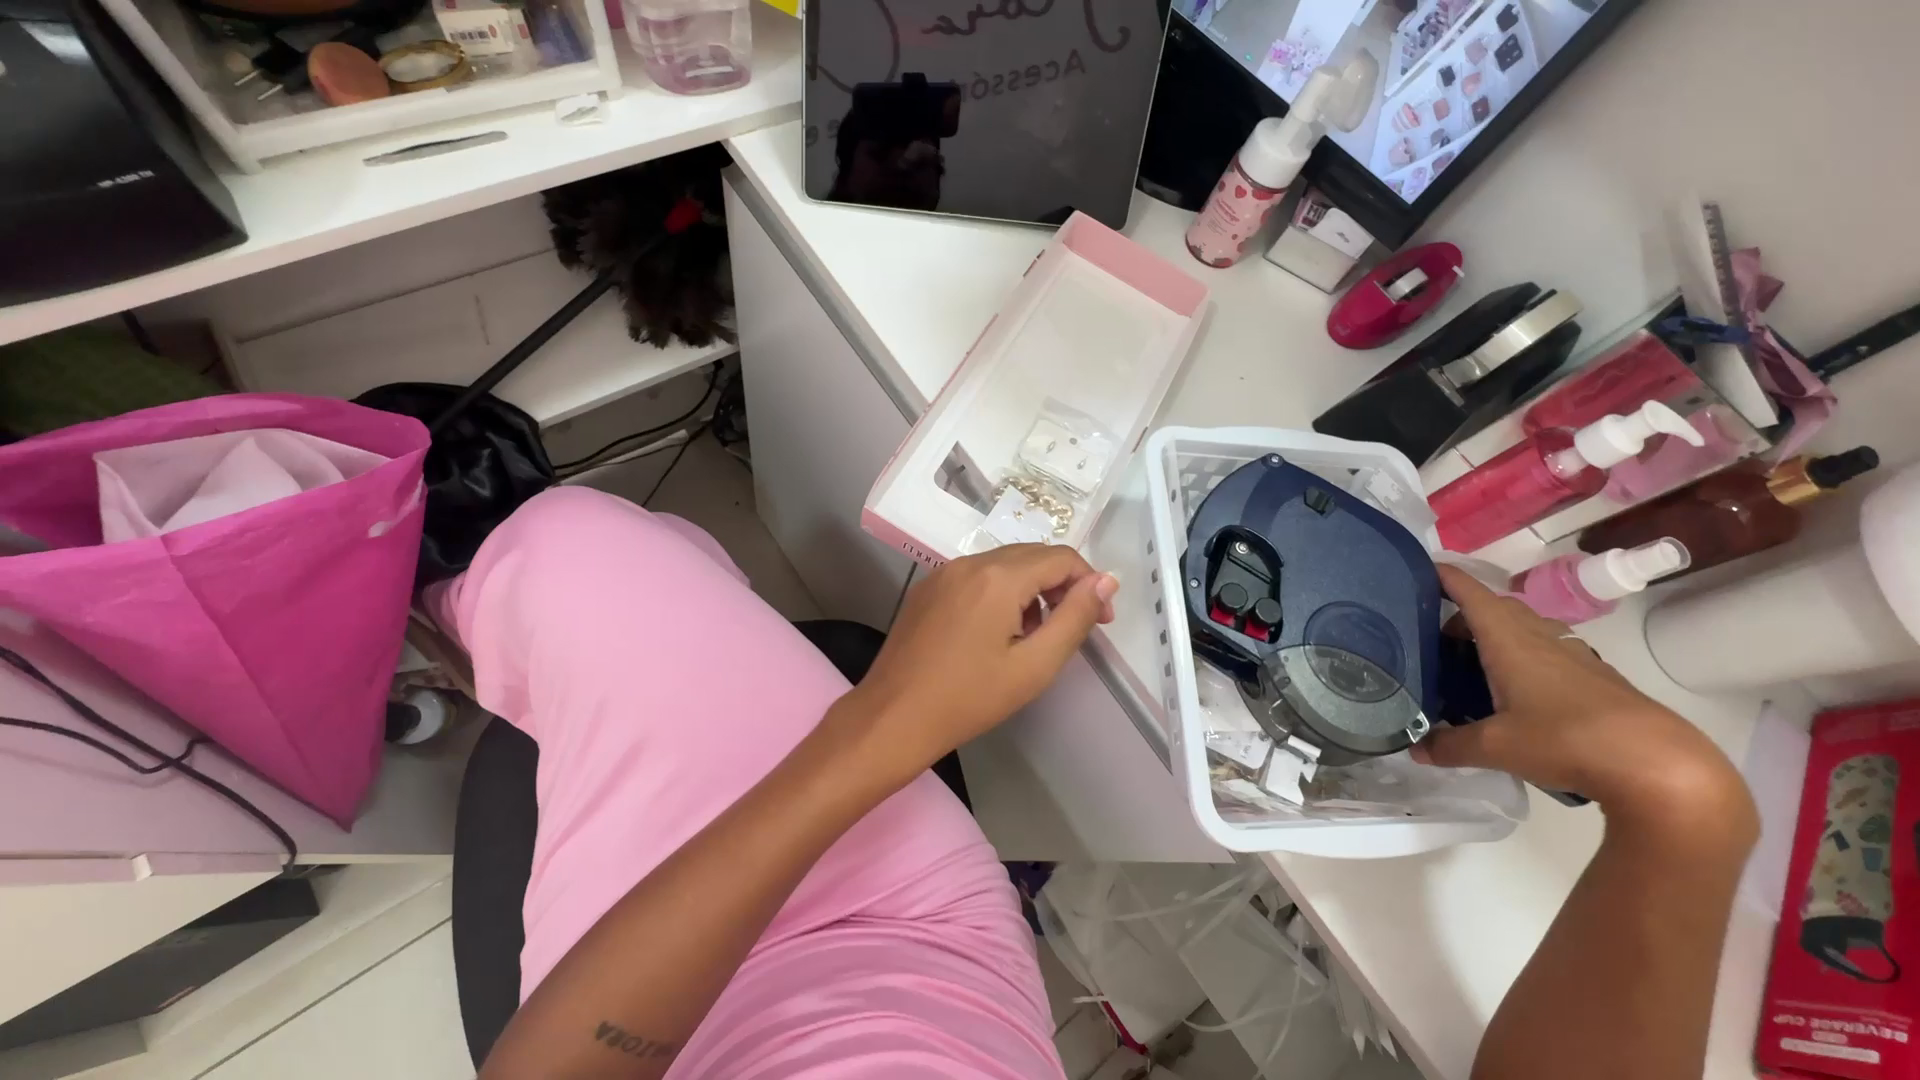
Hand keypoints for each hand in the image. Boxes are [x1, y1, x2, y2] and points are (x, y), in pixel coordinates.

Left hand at [831, 545, 1117, 785]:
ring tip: (1035, 637)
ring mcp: (943, 573)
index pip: (1061, 558)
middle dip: (1062, 585)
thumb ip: (1074, 618)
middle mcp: (969, 562)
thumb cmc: (969, 698)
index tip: (1100, 621)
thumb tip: (1105, 581)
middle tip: (1073, 628)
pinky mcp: (928, 589)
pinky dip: (1001, 594)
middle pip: (1032, 556)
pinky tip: (998, 634)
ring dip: (1032, 590)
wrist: (893, 717)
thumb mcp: (1034, 665)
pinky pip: (977, 578)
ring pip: (1004, 565)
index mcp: (998, 577)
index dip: (1089, 584)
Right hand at [1415, 565, 1754, 835]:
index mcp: (1509, 640)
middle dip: (1465, 613)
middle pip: (1497, 608)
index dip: (1445, 577)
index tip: (1420, 569)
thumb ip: (1449, 746)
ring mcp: (1573, 656)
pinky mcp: (1596, 679)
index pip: (1471, 594)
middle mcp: (1540, 638)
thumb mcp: (1496, 748)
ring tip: (1473, 665)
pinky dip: (1524, 658)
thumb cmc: (1566, 740)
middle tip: (1436, 638)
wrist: (1656, 765)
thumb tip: (1416, 748)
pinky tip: (1517, 693)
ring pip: (1526, 628)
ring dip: (1498, 634)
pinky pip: (1548, 652)